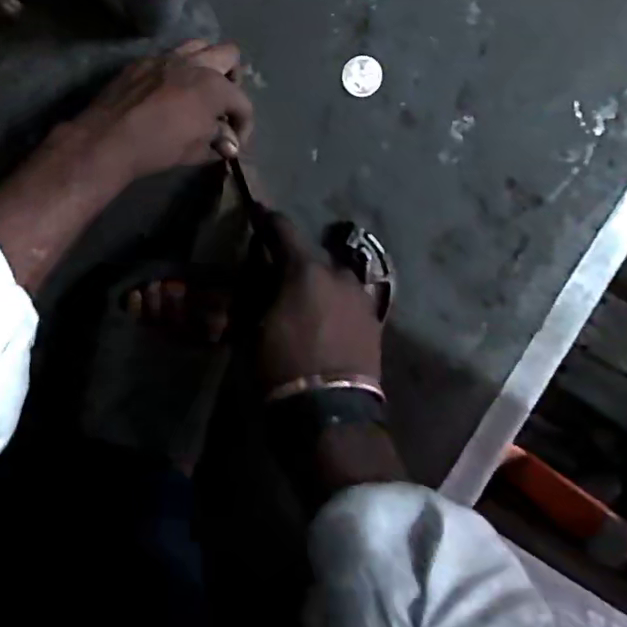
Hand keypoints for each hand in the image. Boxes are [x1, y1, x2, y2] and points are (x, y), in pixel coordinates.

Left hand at [66, 40, 253, 182]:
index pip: (243, 102)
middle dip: (232, 77)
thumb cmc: (158, 147)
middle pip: (229, 55)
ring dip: (206, 63)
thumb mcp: (196, 151)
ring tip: (198, 88)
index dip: (244, 124)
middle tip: (221, 102)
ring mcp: (166, 57)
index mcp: (214, 86)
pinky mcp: (142, 61)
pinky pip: (168, 56)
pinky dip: (176, 69)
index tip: (234, 141)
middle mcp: (194, 63)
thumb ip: (218, 140)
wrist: (108, 139)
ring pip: (199, 45)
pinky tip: (167, 90)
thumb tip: (229, 142)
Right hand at [255, 210, 383, 390]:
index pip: (282, 229)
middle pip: (310, 254)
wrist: (331, 414)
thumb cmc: (282, 368)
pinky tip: (323, 316)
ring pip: (332, 277)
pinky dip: (333, 300)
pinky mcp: (374, 320)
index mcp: (305, 269)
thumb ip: (255, 292)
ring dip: (316, 282)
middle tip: (275, 272)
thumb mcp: (251, 328)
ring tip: (302, 298)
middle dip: (291, 259)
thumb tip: (256, 274)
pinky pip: (347, 299)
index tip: (256, 211)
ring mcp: (361, 296)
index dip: (265, 219)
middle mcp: (338, 273)